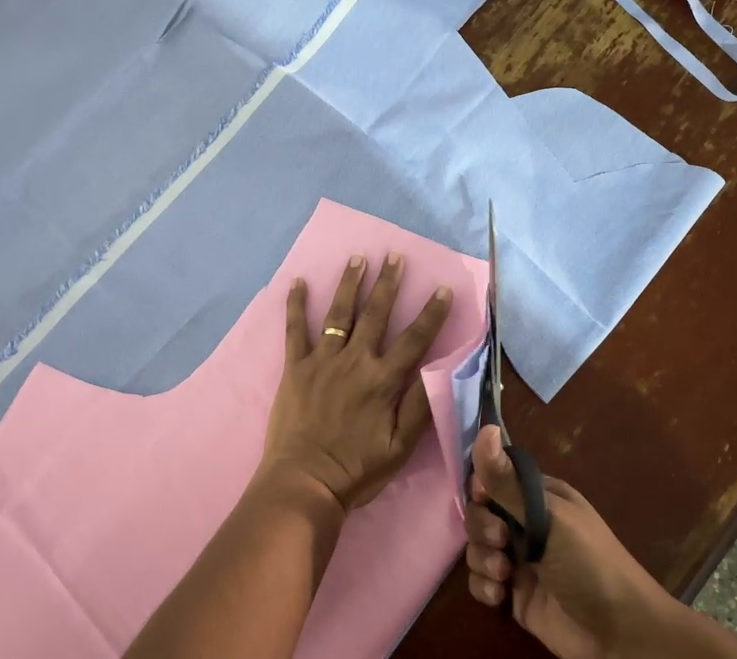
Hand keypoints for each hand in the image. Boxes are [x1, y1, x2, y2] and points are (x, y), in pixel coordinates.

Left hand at [261, 253, 452, 510]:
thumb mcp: (400, 447)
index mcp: (383, 381)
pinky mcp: (295, 366)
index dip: (431, 313)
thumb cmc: (356, 469)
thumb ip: (419, 407)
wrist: (304, 481)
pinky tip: (297, 281)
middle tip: (394, 256)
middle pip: (376, 314)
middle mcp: (355, 361)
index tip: (442, 288)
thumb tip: (438, 369)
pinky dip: (295, 304)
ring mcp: (322, 360)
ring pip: (339, 313)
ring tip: (357, 258)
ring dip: (349, 283)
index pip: (414, 340)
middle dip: (388, 283)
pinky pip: (295, 329)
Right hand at [464, 426, 682, 658]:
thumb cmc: (590, 563)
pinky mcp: (512, 594)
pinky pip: (479, 581)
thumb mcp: (549, 518)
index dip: (482, 486)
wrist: (620, 635)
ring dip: (482, 559)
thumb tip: (486, 428)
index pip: (494, 477)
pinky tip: (500, 596)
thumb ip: (509, 482)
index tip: (484, 498)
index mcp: (538, 498)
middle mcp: (525, 524)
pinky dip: (483, 586)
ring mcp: (518, 560)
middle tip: (502, 542)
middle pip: (480, 512)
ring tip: (504, 576)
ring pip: (476, 546)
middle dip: (482, 527)